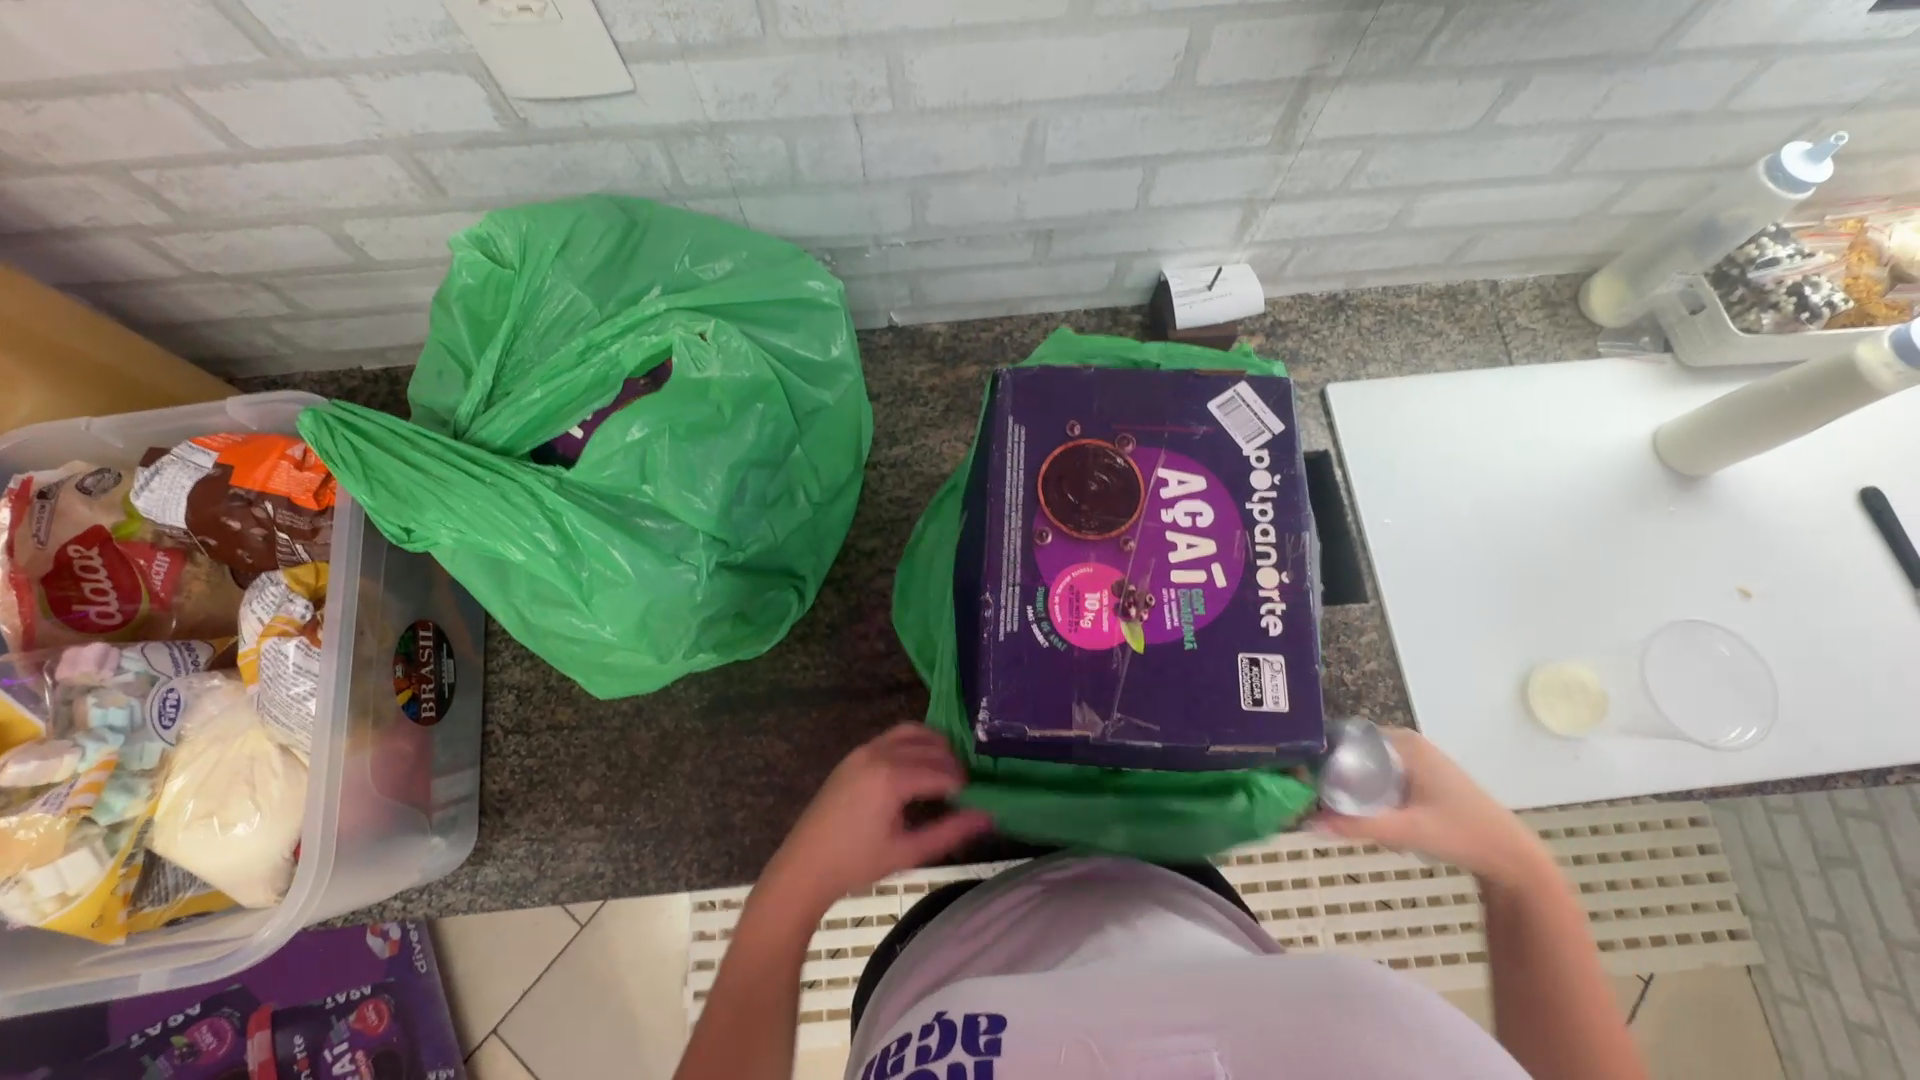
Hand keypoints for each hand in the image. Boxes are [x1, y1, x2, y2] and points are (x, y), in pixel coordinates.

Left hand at [761, 724, 993, 912]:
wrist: (805, 865)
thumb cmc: (856, 863)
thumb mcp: (907, 852)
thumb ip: (950, 832)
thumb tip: (988, 817)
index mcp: (891, 778)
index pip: (942, 772)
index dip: (964, 785)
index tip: (974, 802)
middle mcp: (879, 754)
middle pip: (931, 747)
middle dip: (952, 765)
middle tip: (964, 791)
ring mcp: (864, 750)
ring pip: (912, 733)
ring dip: (934, 747)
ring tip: (946, 774)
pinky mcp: (855, 754)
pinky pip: (893, 736)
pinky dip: (913, 744)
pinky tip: (920, 768)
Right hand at [1312, 729, 1549, 887]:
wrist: (1510, 857)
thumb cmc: (1462, 834)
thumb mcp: (1406, 830)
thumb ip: (1357, 826)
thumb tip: (1307, 823)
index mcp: (1403, 743)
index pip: (1345, 738)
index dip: (1321, 757)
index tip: (1303, 780)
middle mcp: (1406, 744)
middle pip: (1352, 755)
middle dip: (1336, 782)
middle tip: (1324, 808)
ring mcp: (1415, 761)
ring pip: (1365, 770)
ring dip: (1353, 794)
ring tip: (1348, 820)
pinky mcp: (1420, 779)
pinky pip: (1379, 780)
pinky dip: (1370, 799)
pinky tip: (1374, 823)